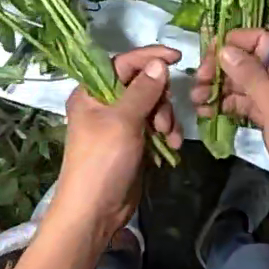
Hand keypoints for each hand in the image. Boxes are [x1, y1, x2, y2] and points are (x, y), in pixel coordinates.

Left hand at [50, 46, 181, 239]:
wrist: (96, 211)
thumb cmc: (102, 160)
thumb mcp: (123, 120)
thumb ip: (143, 90)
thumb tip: (159, 63)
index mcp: (91, 92)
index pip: (123, 63)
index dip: (149, 57)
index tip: (177, 57)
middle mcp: (104, 103)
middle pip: (142, 84)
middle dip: (160, 97)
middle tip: (164, 117)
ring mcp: (119, 123)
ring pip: (152, 105)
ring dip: (165, 117)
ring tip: (168, 136)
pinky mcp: (133, 142)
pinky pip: (155, 126)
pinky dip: (166, 133)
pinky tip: (173, 146)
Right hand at [193, 29, 268, 216]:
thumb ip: (250, 76)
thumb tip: (224, 49)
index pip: (259, 40)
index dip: (233, 42)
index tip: (208, 53)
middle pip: (246, 60)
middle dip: (220, 68)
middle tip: (198, 81)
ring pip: (241, 83)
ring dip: (218, 88)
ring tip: (197, 99)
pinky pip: (243, 103)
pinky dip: (225, 105)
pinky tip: (207, 111)